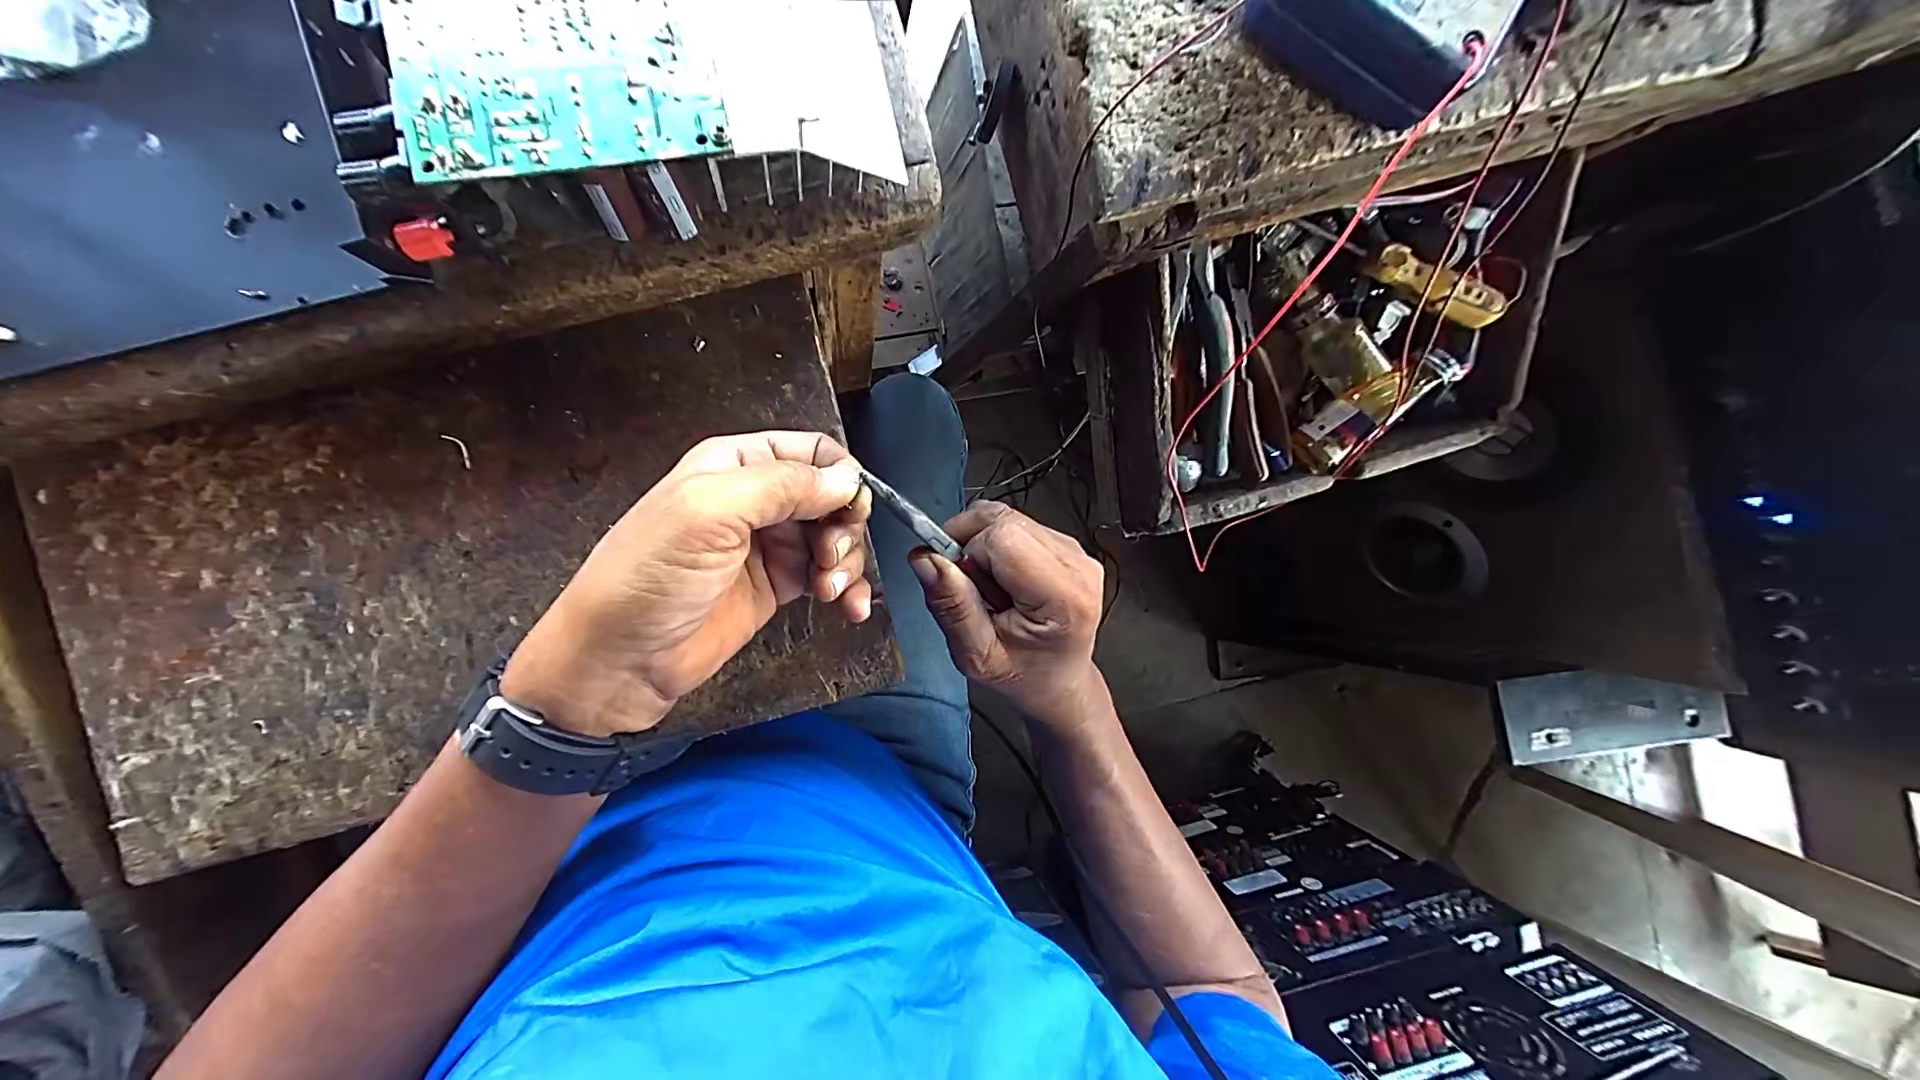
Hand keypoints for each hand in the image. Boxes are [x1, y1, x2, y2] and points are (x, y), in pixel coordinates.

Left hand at [501, 432, 871, 737]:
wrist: (619, 661)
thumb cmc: (643, 581)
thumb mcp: (709, 514)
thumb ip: (783, 485)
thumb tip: (846, 479)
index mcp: (734, 465)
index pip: (811, 451)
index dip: (841, 476)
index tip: (852, 507)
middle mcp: (755, 500)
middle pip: (831, 496)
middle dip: (846, 524)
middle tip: (831, 555)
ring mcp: (768, 544)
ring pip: (836, 536)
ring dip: (848, 561)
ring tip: (831, 588)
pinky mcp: (777, 584)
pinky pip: (829, 575)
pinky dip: (848, 588)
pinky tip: (848, 606)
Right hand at [910, 501, 1104, 723]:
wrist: (1058, 682)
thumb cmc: (1024, 675)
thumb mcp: (977, 656)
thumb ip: (952, 607)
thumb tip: (926, 559)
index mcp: (1063, 595)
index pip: (1001, 536)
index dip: (967, 553)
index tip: (960, 584)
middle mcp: (1077, 566)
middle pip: (1003, 520)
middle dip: (971, 545)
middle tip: (971, 587)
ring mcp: (1075, 552)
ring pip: (1007, 518)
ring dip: (983, 546)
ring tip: (988, 587)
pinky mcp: (1066, 546)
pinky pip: (1016, 525)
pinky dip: (997, 546)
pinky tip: (1000, 579)